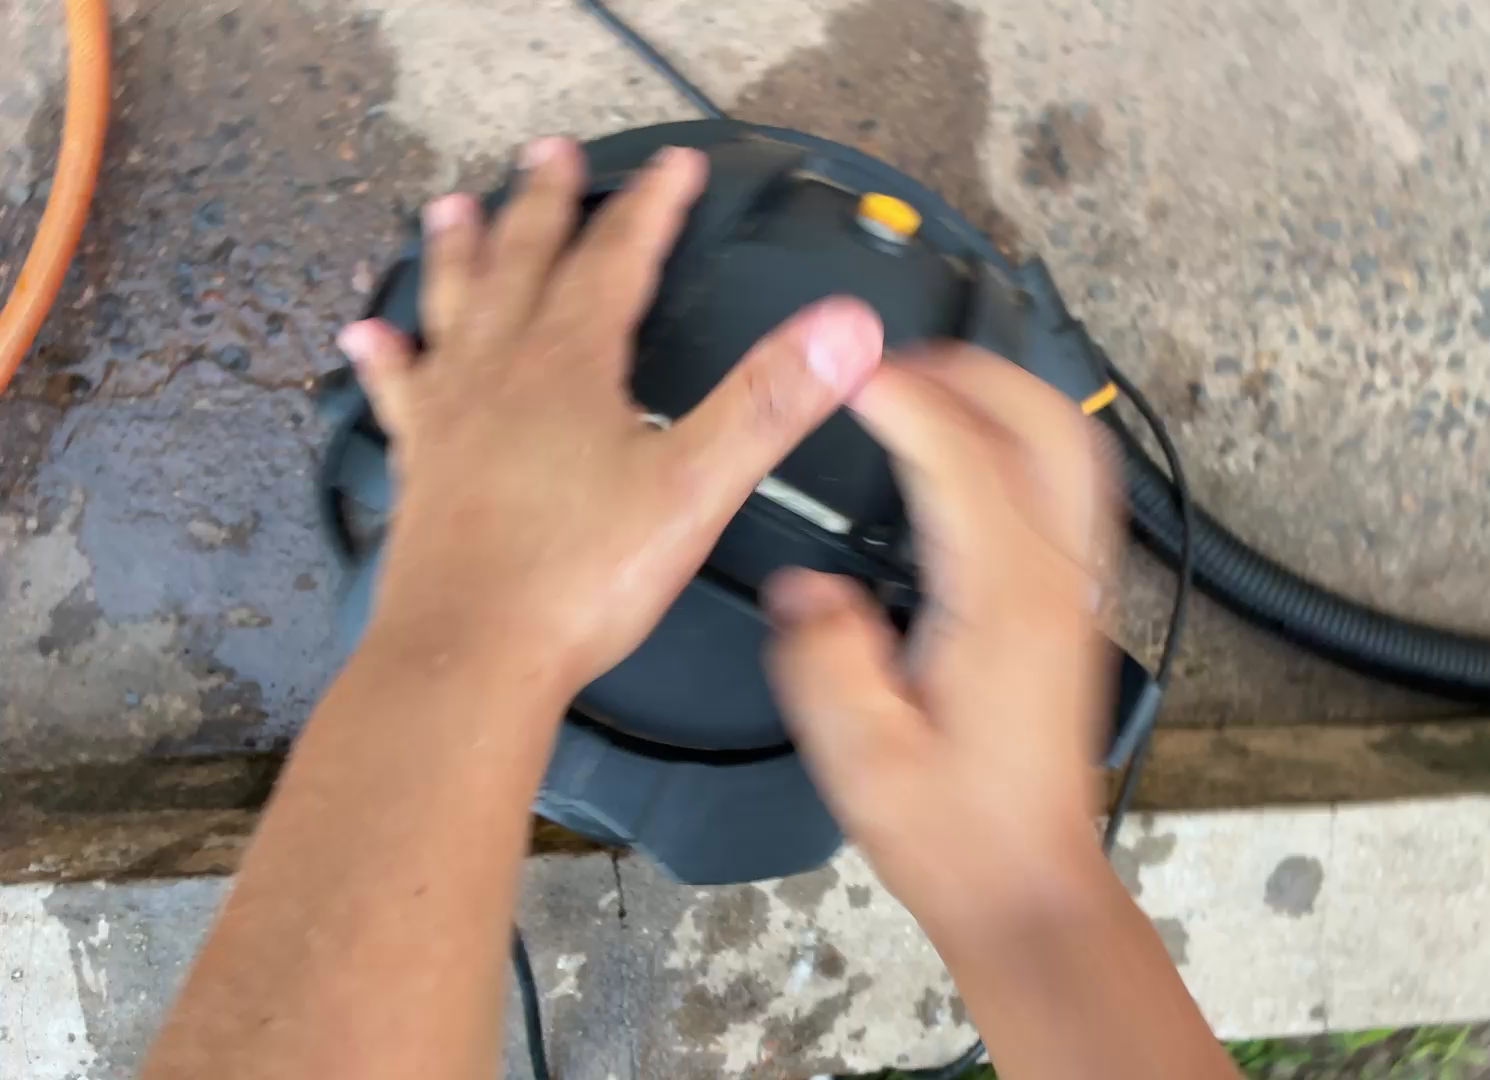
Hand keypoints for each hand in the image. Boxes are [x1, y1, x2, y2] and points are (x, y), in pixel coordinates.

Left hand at [335, 138, 884, 691]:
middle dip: (548, 206)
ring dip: (462, 256)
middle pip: (528, 267)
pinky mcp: (426, 468)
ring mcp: (453, 419)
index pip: (619, 263)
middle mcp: (504, 374)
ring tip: (457, 208)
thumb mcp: (699, 483)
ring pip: (456, 313)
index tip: (676, 164)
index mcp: (571, 366)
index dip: (653, 208)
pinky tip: (369, 338)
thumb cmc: (590, 571)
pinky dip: (389, 360)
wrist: (476, 657)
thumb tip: (845, 330)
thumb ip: (770, 402)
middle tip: (552, 153)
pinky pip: (402, 394)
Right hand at [765, 345, 1116, 942]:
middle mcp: (1057, 578)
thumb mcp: (859, 753)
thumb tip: (807, 584)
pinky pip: (1077, 486)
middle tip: (901, 366)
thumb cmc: (954, 829)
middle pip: (1047, 424)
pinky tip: (988, 452)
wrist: (1028, 880)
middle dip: (974, 372)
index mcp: (1003, 600)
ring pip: (1076, 446)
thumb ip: (823, 652)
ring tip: (941, 388)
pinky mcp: (1080, 602)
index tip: (852, 370)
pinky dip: (1035, 440)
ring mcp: (1081, 586)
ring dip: (1013, 397)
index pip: (961, 455)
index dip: (904, 397)